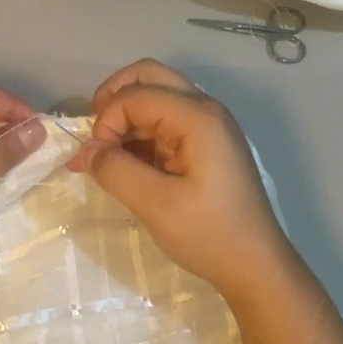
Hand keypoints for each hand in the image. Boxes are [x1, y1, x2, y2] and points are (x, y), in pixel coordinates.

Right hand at [69, 60, 297, 299]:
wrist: (254, 264)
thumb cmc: (208, 234)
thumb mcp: (155, 205)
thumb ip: (115, 171)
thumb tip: (88, 152)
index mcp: (198, 117)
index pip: (135, 95)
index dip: (106, 122)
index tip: (96, 161)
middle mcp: (206, 111)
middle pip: (148, 78)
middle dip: (112, 102)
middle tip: (94, 138)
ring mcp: (208, 128)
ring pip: (155, 101)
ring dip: (125, 122)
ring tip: (103, 161)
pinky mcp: (205, 148)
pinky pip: (165, 127)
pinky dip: (139, 139)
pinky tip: (123, 168)